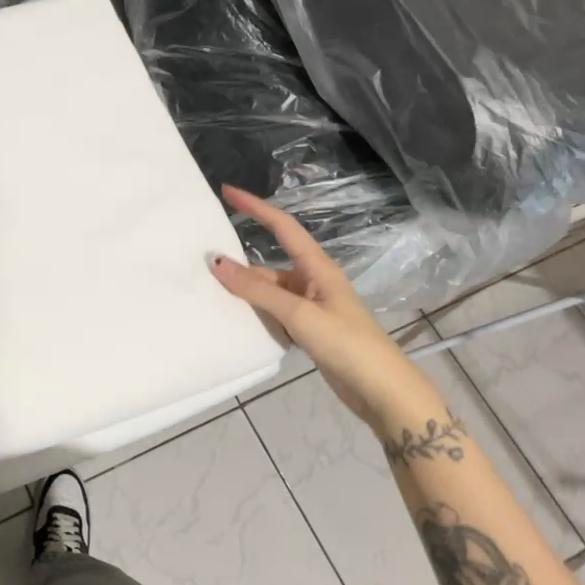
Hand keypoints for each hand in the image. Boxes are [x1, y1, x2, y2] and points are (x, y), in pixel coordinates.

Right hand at [210, 186, 442, 434]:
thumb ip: (256, 290)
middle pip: (267, 265)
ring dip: (244, 292)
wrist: (383, 392)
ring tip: (208, 292)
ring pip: (267, 291)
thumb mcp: (300, 315)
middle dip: (238, 264)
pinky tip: (234, 319)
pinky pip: (272, 312)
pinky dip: (254, 312)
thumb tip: (216, 262)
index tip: (227, 191)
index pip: (283, 227)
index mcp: (317, 268)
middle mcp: (312, 281)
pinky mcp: (308, 329)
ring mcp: (310, 306)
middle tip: (201, 261)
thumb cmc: (348, 345)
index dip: (256, 207)